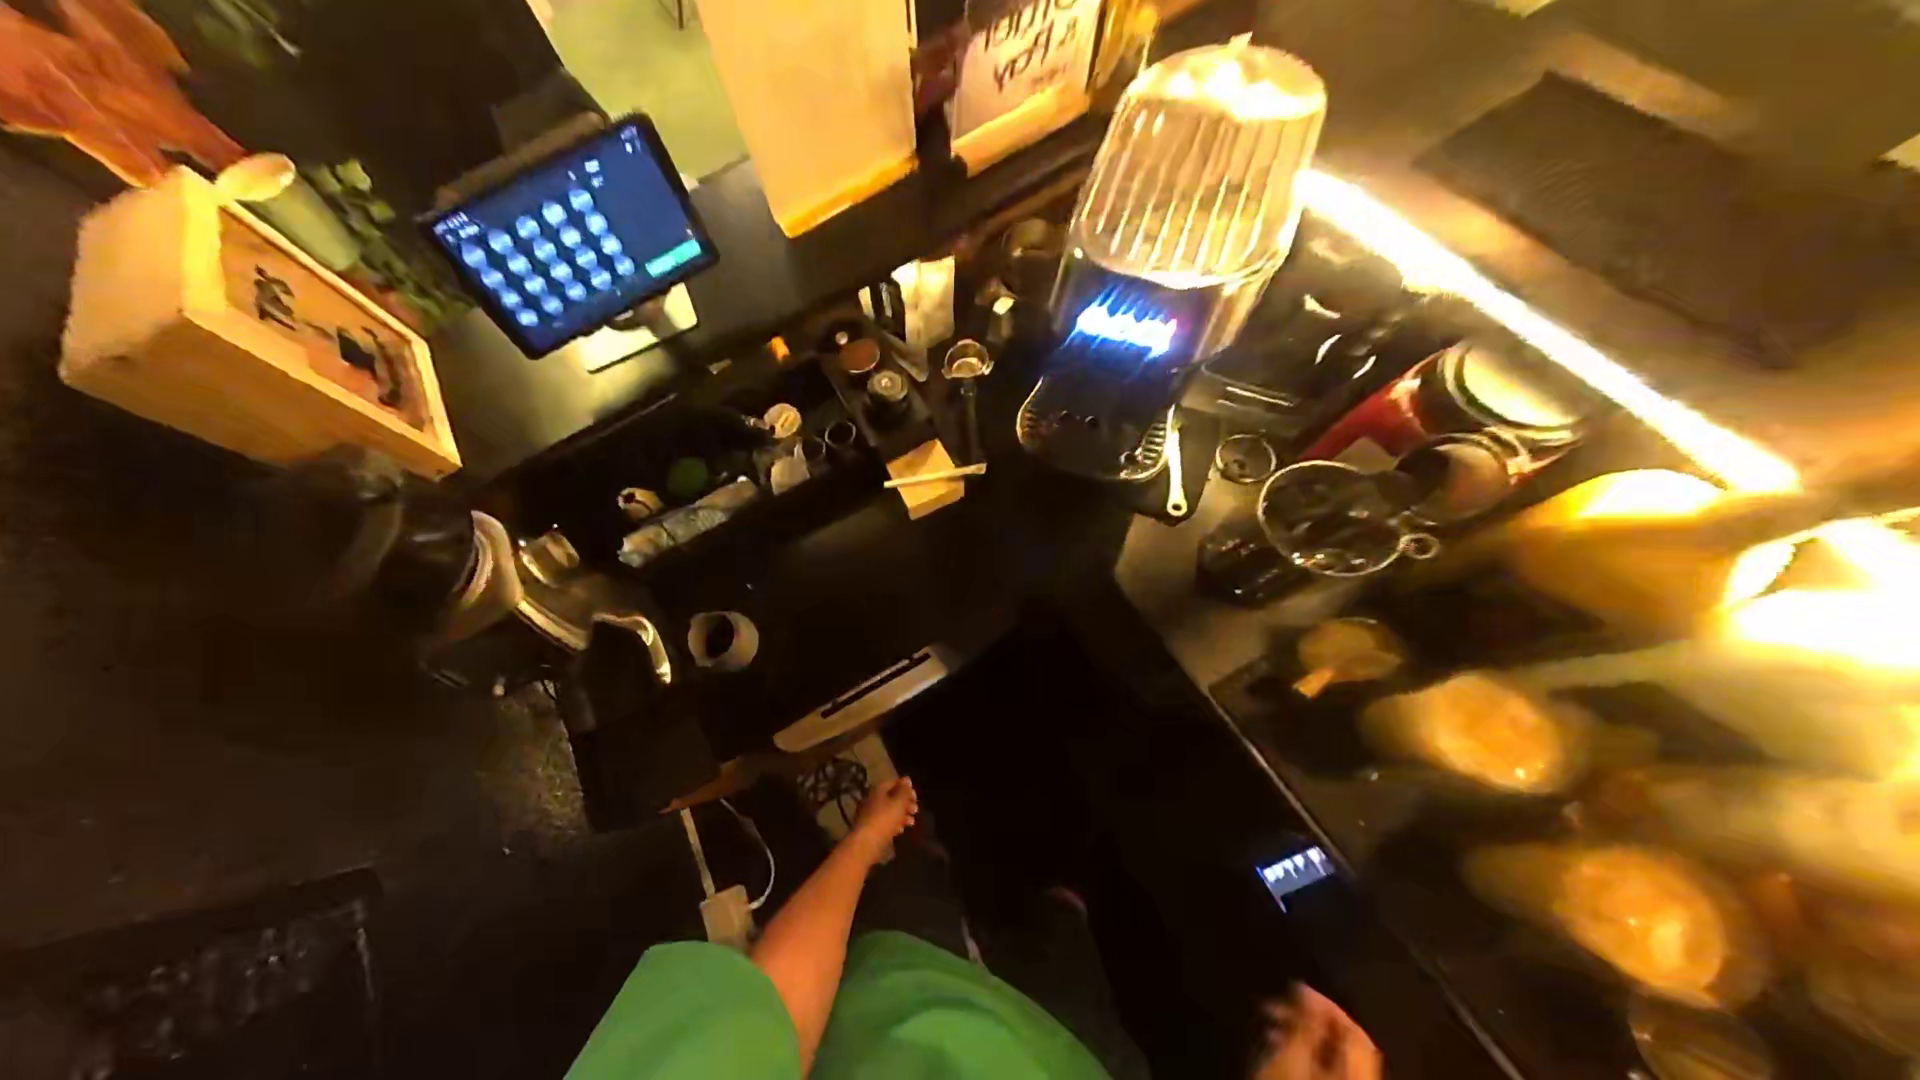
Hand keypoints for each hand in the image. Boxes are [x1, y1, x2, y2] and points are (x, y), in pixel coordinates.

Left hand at [847, 777, 916, 858]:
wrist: (867, 843)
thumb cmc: (884, 818)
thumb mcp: (899, 802)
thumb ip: (904, 791)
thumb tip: (907, 779)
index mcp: (878, 790)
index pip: (894, 783)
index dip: (906, 788)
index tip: (916, 797)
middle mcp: (873, 800)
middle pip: (892, 797)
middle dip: (906, 803)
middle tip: (916, 810)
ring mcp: (872, 815)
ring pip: (890, 811)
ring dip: (902, 815)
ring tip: (912, 822)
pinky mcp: (872, 828)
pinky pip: (886, 823)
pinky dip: (895, 824)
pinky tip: (901, 830)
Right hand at [1253, 985, 1379, 1079]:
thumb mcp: (1292, 1059)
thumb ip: (1304, 1023)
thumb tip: (1305, 990)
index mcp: (1359, 1077)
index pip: (1354, 1033)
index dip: (1327, 1007)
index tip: (1296, 990)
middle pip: (1343, 1045)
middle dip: (1309, 1021)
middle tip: (1277, 1008)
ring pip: (1332, 1059)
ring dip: (1302, 1036)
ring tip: (1270, 1027)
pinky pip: (1325, 1073)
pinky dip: (1304, 1056)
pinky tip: (1278, 1050)